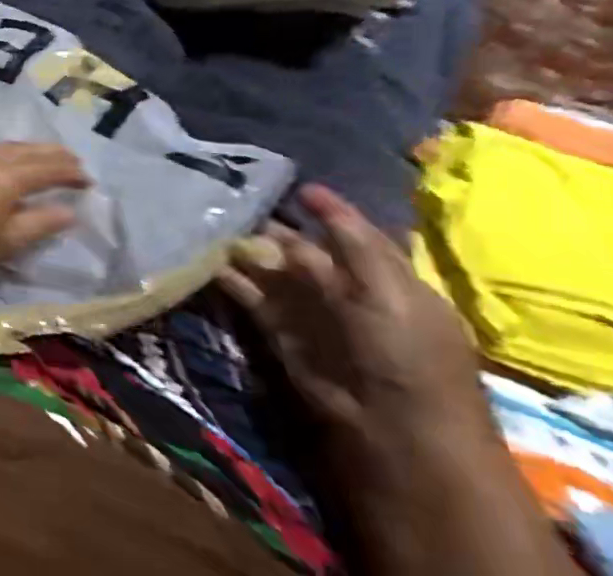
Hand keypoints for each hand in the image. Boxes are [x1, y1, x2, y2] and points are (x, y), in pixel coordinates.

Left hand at [0, 143, 88, 269]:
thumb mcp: (6, 242)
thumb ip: (41, 223)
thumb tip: (69, 210)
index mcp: (8, 175)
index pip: (50, 168)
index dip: (72, 173)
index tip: (89, 180)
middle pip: (30, 149)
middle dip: (56, 155)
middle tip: (74, 163)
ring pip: (7, 144)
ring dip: (30, 151)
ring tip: (45, 160)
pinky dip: (5, 150)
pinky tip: (5, 159)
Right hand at [217, 184, 486, 447]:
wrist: (389, 425)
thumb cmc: (404, 351)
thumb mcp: (389, 288)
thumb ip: (351, 241)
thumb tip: (311, 194)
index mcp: (386, 279)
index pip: (353, 235)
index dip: (328, 211)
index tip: (295, 187)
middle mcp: (346, 291)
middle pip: (304, 250)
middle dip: (275, 227)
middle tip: (236, 201)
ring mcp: (309, 312)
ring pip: (273, 270)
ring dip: (247, 250)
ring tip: (214, 225)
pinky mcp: (278, 331)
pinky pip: (251, 296)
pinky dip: (230, 279)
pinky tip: (208, 260)